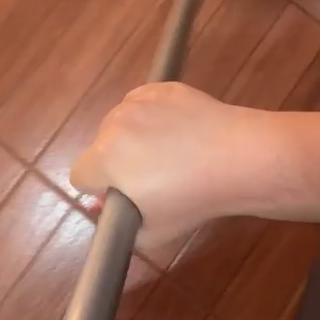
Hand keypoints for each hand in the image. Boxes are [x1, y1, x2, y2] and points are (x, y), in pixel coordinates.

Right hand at [71, 82, 272, 247]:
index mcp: (105, 157)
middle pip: (101, 144)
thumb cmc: (193, 199)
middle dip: (117, 159)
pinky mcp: (165, 87)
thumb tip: (105, 203)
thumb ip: (115, 223)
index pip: (81, 174)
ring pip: (122, 121)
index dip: (101, 188)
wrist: (238, 156)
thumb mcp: (149, 232)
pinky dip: (152, 114)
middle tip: (153, 175)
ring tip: (170, 151)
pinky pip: (143, 102)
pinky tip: (177, 129)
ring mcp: (142, 99)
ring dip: (133, 134)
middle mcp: (116, 122)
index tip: (126, 194)